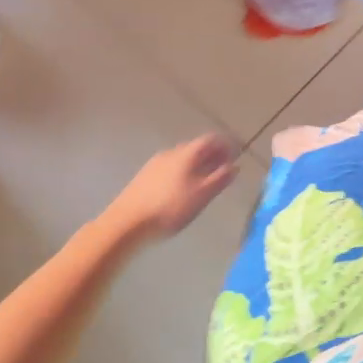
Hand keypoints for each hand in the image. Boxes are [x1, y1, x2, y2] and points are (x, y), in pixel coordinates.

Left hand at [110, 134, 239, 238]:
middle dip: (212, 155)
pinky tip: (183, 189)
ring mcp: (155, 164)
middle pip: (196, 147)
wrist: (126, 223)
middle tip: (224, 168)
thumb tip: (234, 165)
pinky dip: (184, 172)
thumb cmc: (170, 208)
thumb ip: (220, 179)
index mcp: (186, 154)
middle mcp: (170, 153)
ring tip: (206, 181)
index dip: (225, 144)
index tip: (236, 155)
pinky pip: (171, 168)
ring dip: (198, 164)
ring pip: (182, 158)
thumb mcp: (202, 195)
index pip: (210, 140)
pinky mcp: (145, 177)